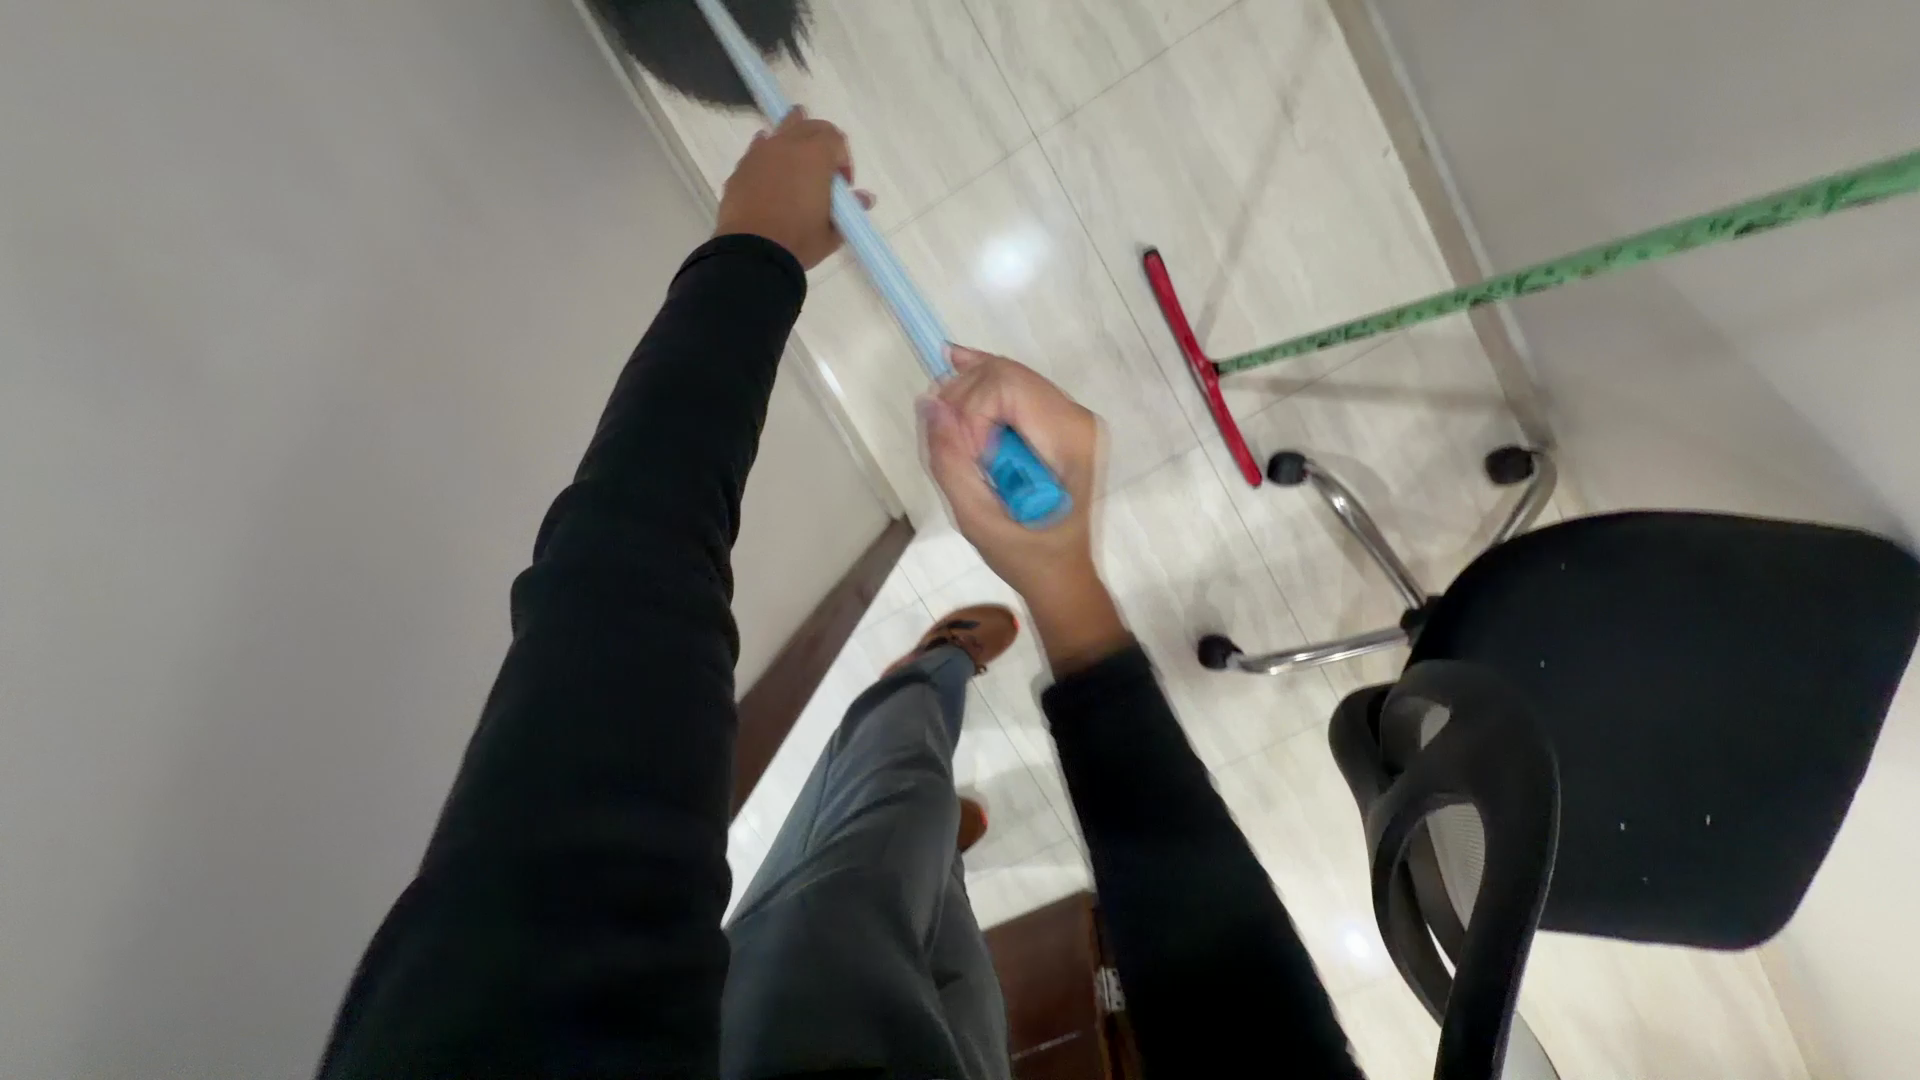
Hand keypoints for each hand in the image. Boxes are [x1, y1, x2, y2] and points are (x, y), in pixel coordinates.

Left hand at [713, 107, 874, 270]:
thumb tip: (866, 198)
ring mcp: (761, 152)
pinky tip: (772, 166)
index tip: (842, 186)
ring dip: (794, 136)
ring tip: (798, 158)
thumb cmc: (799, 241)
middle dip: (822, 142)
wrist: (755, 252)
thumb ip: (850, 209)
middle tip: (824, 170)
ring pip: (782, 129)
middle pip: (810, 126)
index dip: (844, 160)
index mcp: (816, 156)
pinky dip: (770, 151)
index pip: (836, 139)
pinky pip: (759, 147)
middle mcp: (788, 144)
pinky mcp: (742, 166)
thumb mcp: (832, 232)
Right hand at [921, 347, 1128, 672]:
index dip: (970, 413)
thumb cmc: (1026, 558)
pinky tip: (955, 363)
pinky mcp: (1055, 423)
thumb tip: (928, 404)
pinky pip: (1014, 388)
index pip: (1006, 386)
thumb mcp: (978, 520)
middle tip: (946, 443)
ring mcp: (1069, 418)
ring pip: (1005, 376)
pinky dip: (981, 382)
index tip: (965, 458)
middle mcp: (1076, 418)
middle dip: (962, 400)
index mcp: (1069, 439)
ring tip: (948, 431)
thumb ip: (951, 461)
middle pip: (1004, 374)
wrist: (1061, 576)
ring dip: (966, 396)